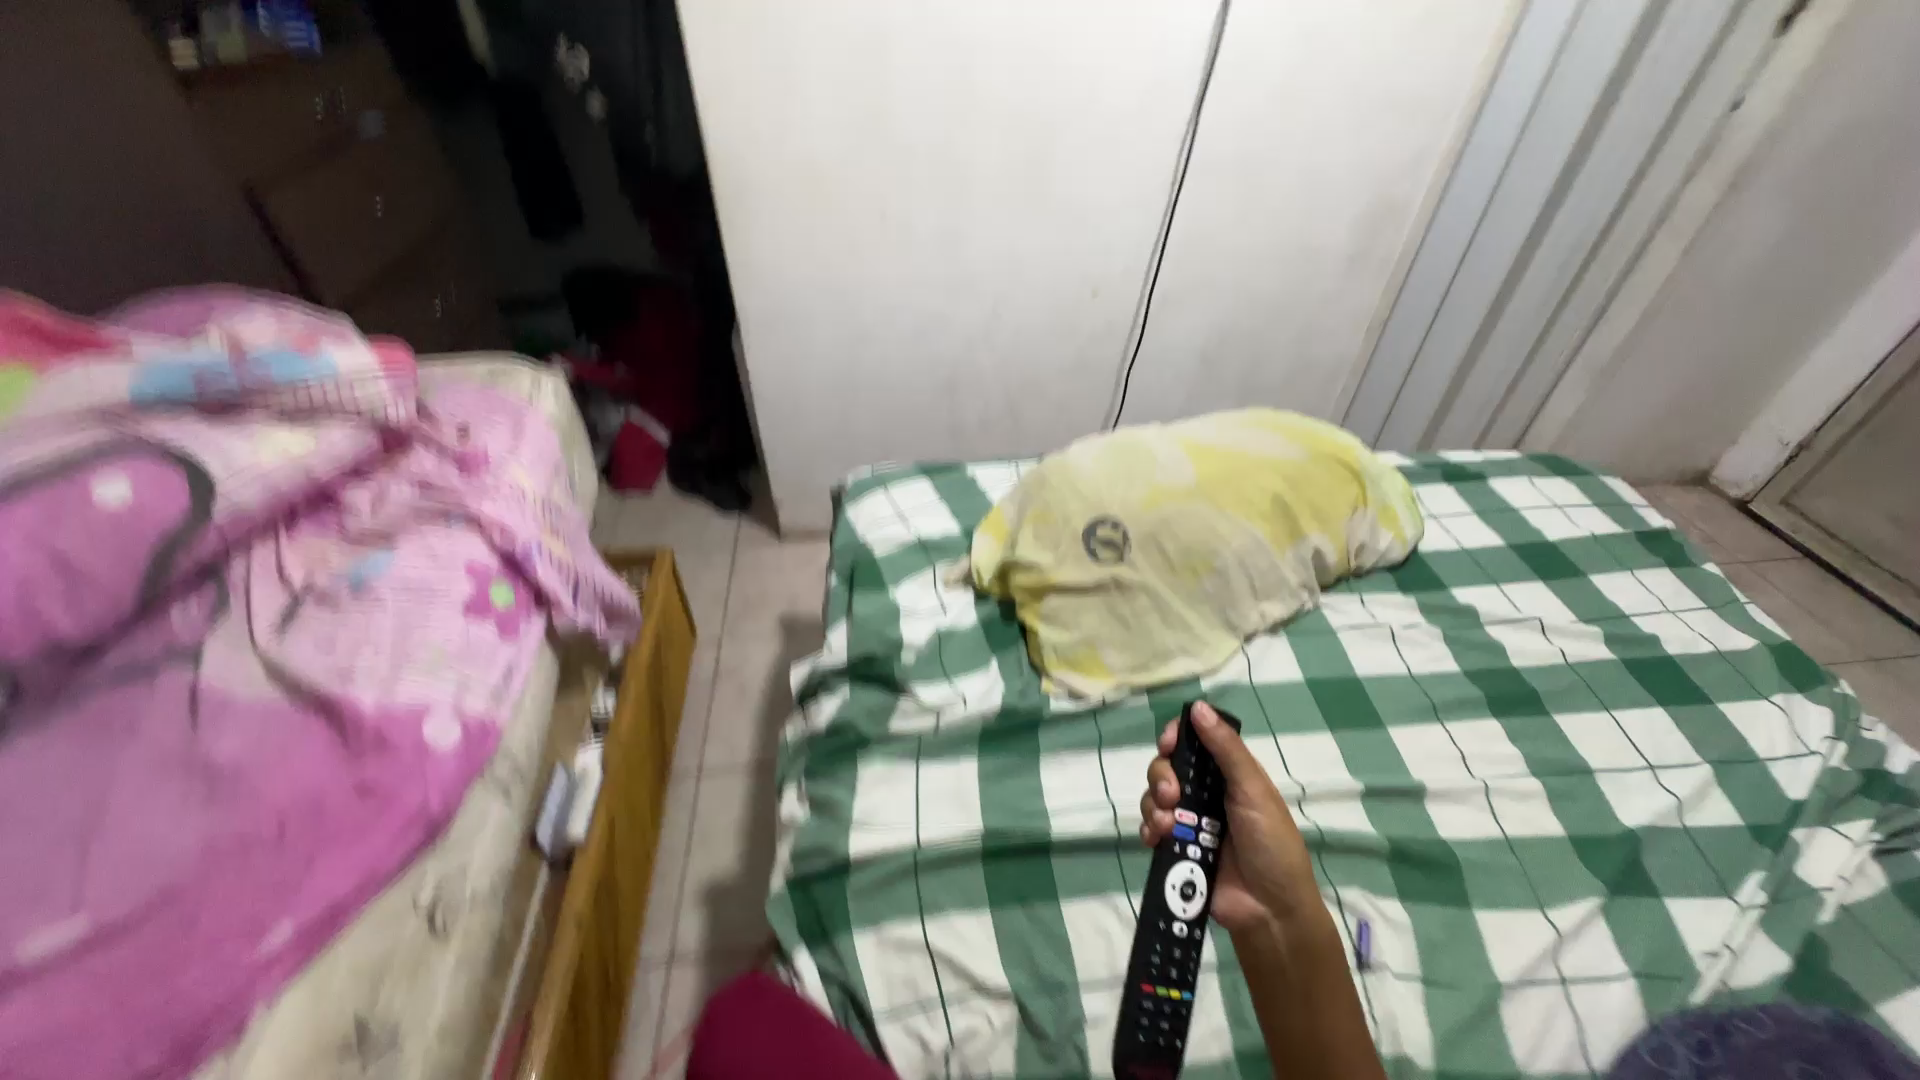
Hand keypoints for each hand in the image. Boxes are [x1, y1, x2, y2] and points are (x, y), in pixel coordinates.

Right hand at [1139, 702, 1320, 938]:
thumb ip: (1226, 749)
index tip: (1168, 744)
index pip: (1193, 742)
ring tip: (1169, 827)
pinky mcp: (1176, 848)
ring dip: (1154, 806)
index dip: (1176, 737)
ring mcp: (1189, 821)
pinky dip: (1150, 830)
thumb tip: (1198, 706)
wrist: (1270, 909)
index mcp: (1227, 774)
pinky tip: (1158, 839)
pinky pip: (1151, 828)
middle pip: (1166, 767)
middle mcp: (1205, 793)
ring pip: (1153, 797)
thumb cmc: (1272, 844)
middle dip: (1161, 777)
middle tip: (1173, 796)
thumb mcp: (1253, 790)